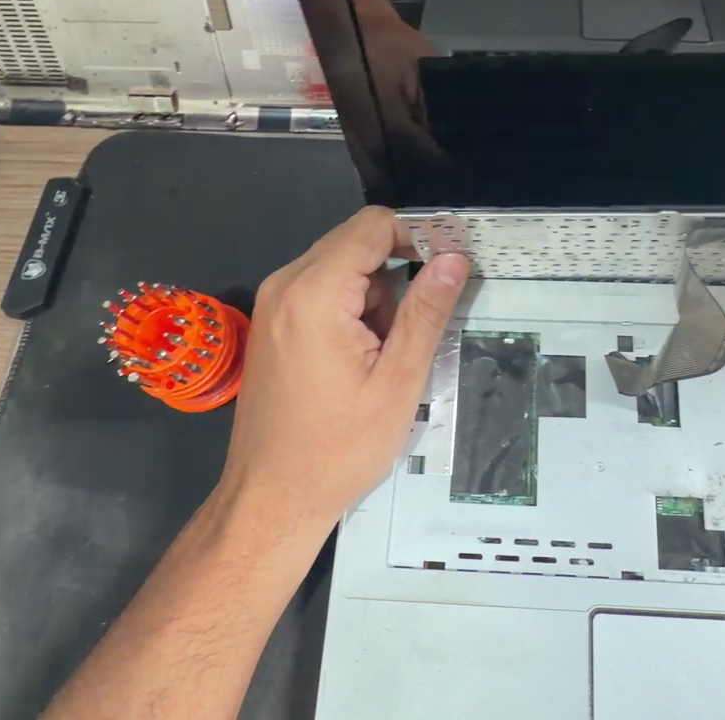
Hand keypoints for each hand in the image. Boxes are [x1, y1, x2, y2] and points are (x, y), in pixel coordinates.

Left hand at [220, 207, 467, 530]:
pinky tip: (358, 357)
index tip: (447, 269)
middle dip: (395, 271)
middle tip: (419, 324)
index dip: (417, 236)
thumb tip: (454, 257)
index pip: (372, 226)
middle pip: (355, 242)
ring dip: (373, 295)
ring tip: (383, 355)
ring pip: (341, 267)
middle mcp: (286, 284)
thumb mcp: (397, 382)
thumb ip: (426, 312)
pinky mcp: (272, 322)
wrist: (271, 499)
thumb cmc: (338, 448)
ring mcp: (273, 303)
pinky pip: (321, 289)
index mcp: (315, 292)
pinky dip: (349, 307)